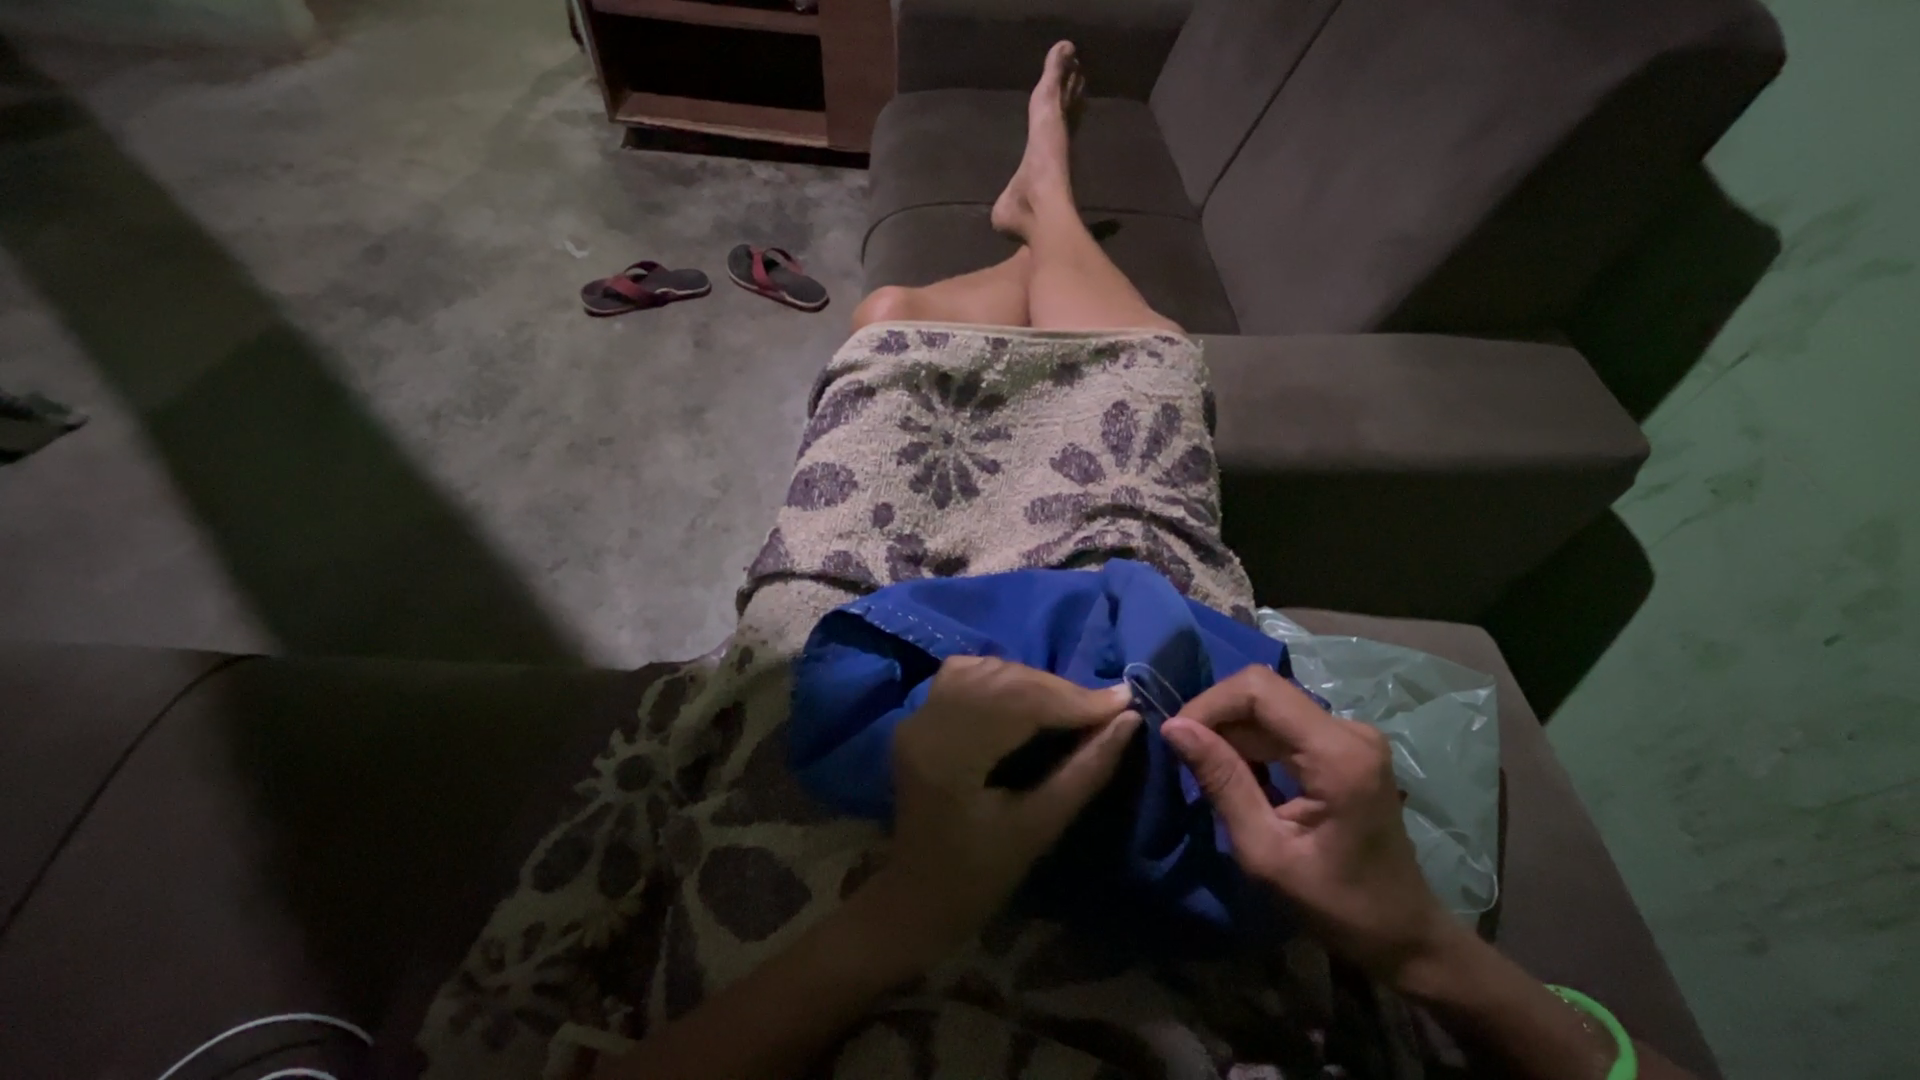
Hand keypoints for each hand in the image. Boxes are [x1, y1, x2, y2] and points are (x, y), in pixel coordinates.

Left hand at [884, 656, 1140, 954]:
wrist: (921, 893)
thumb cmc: (982, 874)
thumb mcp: (1041, 827)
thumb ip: (1086, 770)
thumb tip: (1129, 720)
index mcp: (949, 757)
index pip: (1018, 704)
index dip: (1074, 699)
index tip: (1124, 702)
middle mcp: (925, 724)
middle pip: (1002, 681)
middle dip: (1058, 689)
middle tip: (1107, 706)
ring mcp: (917, 716)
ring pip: (985, 670)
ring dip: (1033, 681)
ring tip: (1074, 704)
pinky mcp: (919, 716)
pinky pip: (965, 674)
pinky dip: (1004, 677)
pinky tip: (1030, 695)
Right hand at [1160, 666, 1452, 980]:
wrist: (1402, 933)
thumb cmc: (1335, 904)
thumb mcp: (1264, 850)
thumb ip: (1222, 782)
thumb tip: (1174, 727)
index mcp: (1338, 753)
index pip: (1259, 690)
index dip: (1209, 704)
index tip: (1177, 739)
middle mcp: (1350, 730)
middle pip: (1264, 693)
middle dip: (1216, 718)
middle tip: (1185, 760)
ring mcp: (1351, 736)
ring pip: (1270, 708)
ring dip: (1230, 733)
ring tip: (1206, 774)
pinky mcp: (1346, 747)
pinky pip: (1284, 727)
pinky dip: (1252, 745)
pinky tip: (1238, 779)